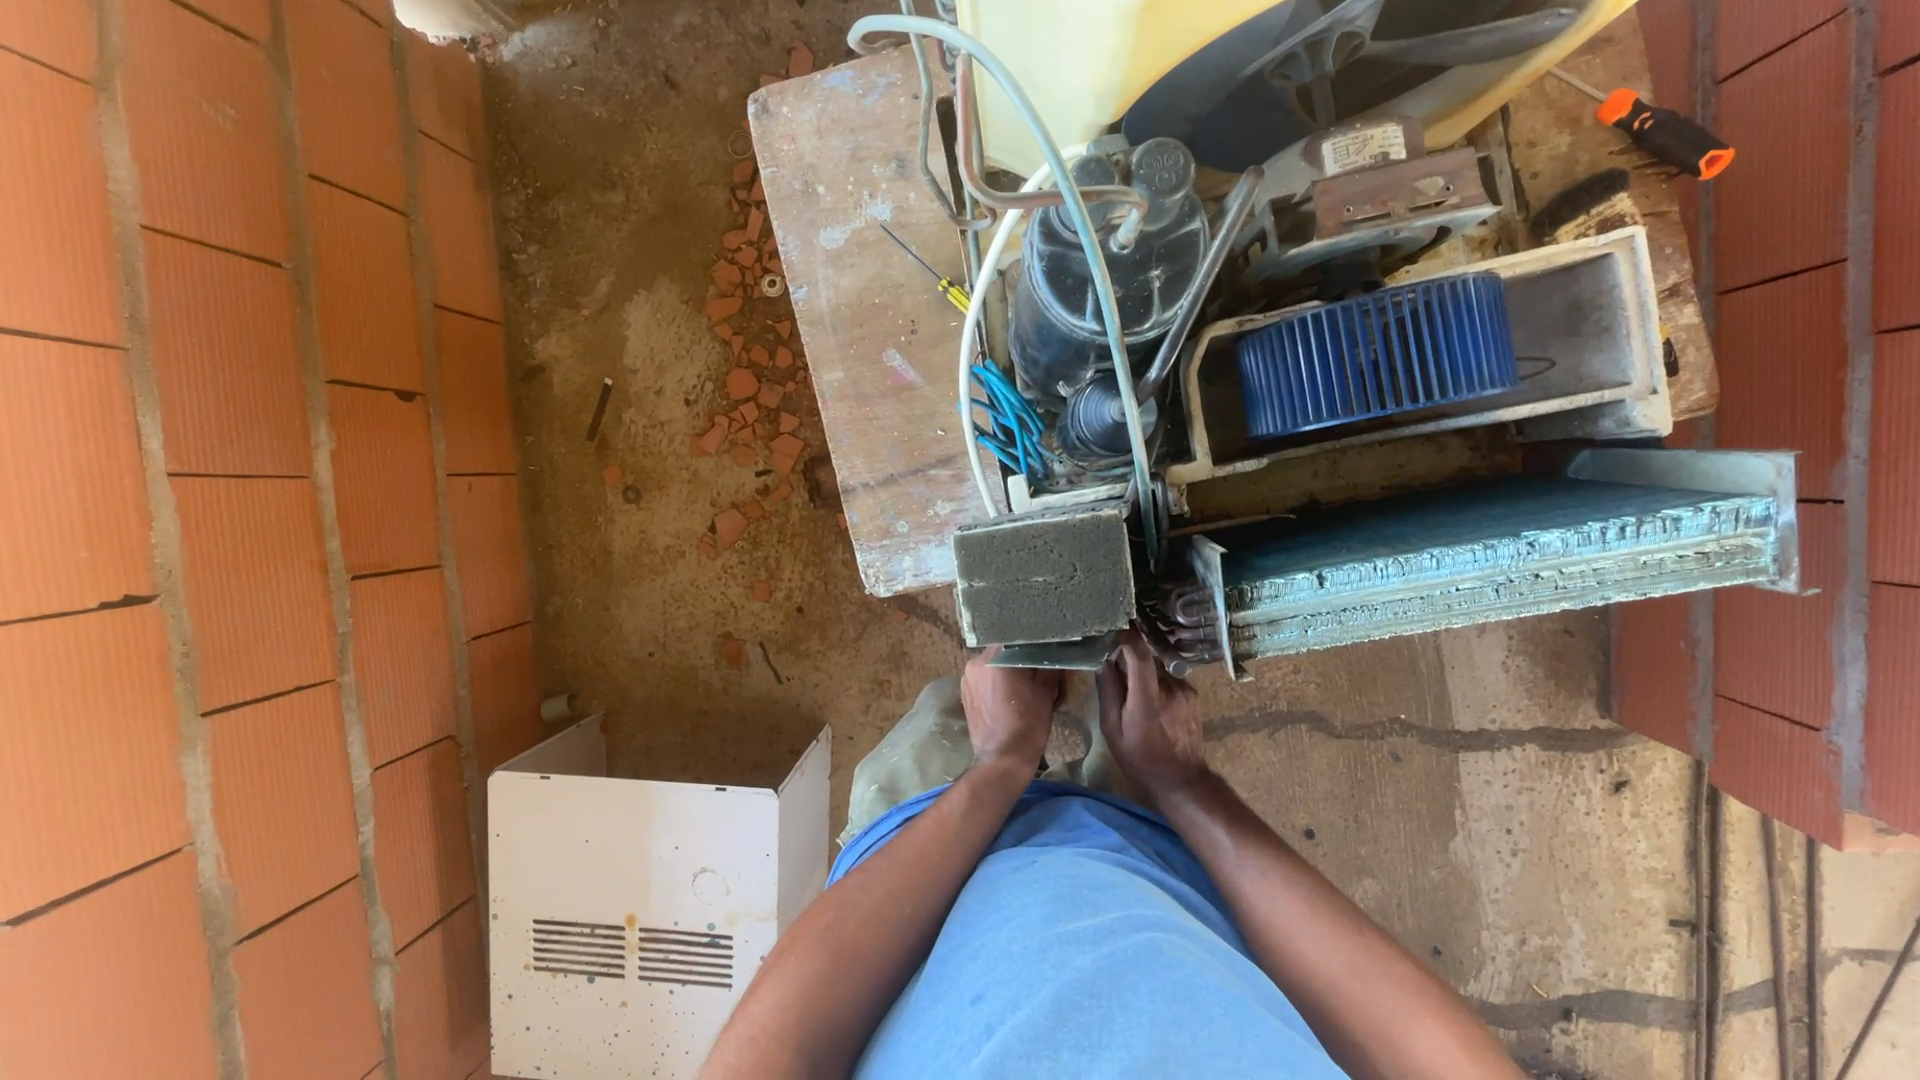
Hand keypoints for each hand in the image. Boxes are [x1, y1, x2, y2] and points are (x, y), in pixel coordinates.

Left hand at [959, 647, 1060, 770]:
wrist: (1002, 759)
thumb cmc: (1028, 725)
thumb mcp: (1046, 692)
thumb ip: (1049, 665)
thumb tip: (1056, 650)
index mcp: (995, 659)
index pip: (1015, 636)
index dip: (1031, 639)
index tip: (1045, 644)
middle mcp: (975, 662)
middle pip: (1001, 648)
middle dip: (1018, 653)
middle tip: (1037, 662)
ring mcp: (967, 677)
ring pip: (991, 662)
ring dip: (1006, 666)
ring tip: (1024, 677)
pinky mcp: (964, 691)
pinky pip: (983, 675)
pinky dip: (995, 678)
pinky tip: (1009, 690)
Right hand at [1098, 630, 1205, 797]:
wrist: (1180, 778)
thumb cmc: (1139, 758)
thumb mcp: (1112, 730)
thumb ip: (1108, 692)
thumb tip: (1103, 661)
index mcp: (1147, 698)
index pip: (1139, 654)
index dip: (1126, 637)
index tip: (1113, 628)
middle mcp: (1170, 687)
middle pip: (1146, 658)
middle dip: (1128, 658)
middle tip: (1113, 667)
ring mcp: (1185, 689)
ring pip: (1156, 667)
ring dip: (1143, 672)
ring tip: (1132, 691)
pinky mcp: (1192, 693)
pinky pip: (1168, 677)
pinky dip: (1155, 681)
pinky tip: (1151, 701)